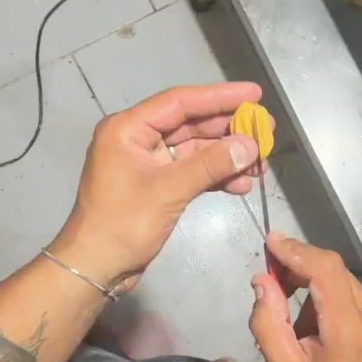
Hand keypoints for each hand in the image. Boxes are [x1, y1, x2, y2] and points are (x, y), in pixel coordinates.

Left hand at [49, 82, 264, 292]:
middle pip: (190, 124)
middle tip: (266, 129)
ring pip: (195, 149)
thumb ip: (210, 165)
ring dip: (227, 155)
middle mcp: (137, 139)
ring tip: (261, 161)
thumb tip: (250, 145)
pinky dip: (216, 176)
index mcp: (128, 129)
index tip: (255, 94)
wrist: (95, 268)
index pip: (180, 102)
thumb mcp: (168, 191)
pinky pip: (192, 171)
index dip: (220, 97)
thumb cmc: (121, 225)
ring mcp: (148, 163)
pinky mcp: (157, 185)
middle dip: (229, 128)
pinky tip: (242, 183)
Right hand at [248, 232, 361, 361]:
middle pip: (333, 270)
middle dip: (299, 268)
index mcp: (351, 331)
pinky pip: (354, 294)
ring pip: (341, 281)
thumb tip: (263, 281)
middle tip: (272, 283)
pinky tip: (323, 331)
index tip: (271, 243)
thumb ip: (268, 324)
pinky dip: (332, 300)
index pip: (325, 271)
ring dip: (315, 290)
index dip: (296, 251)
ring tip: (303, 331)